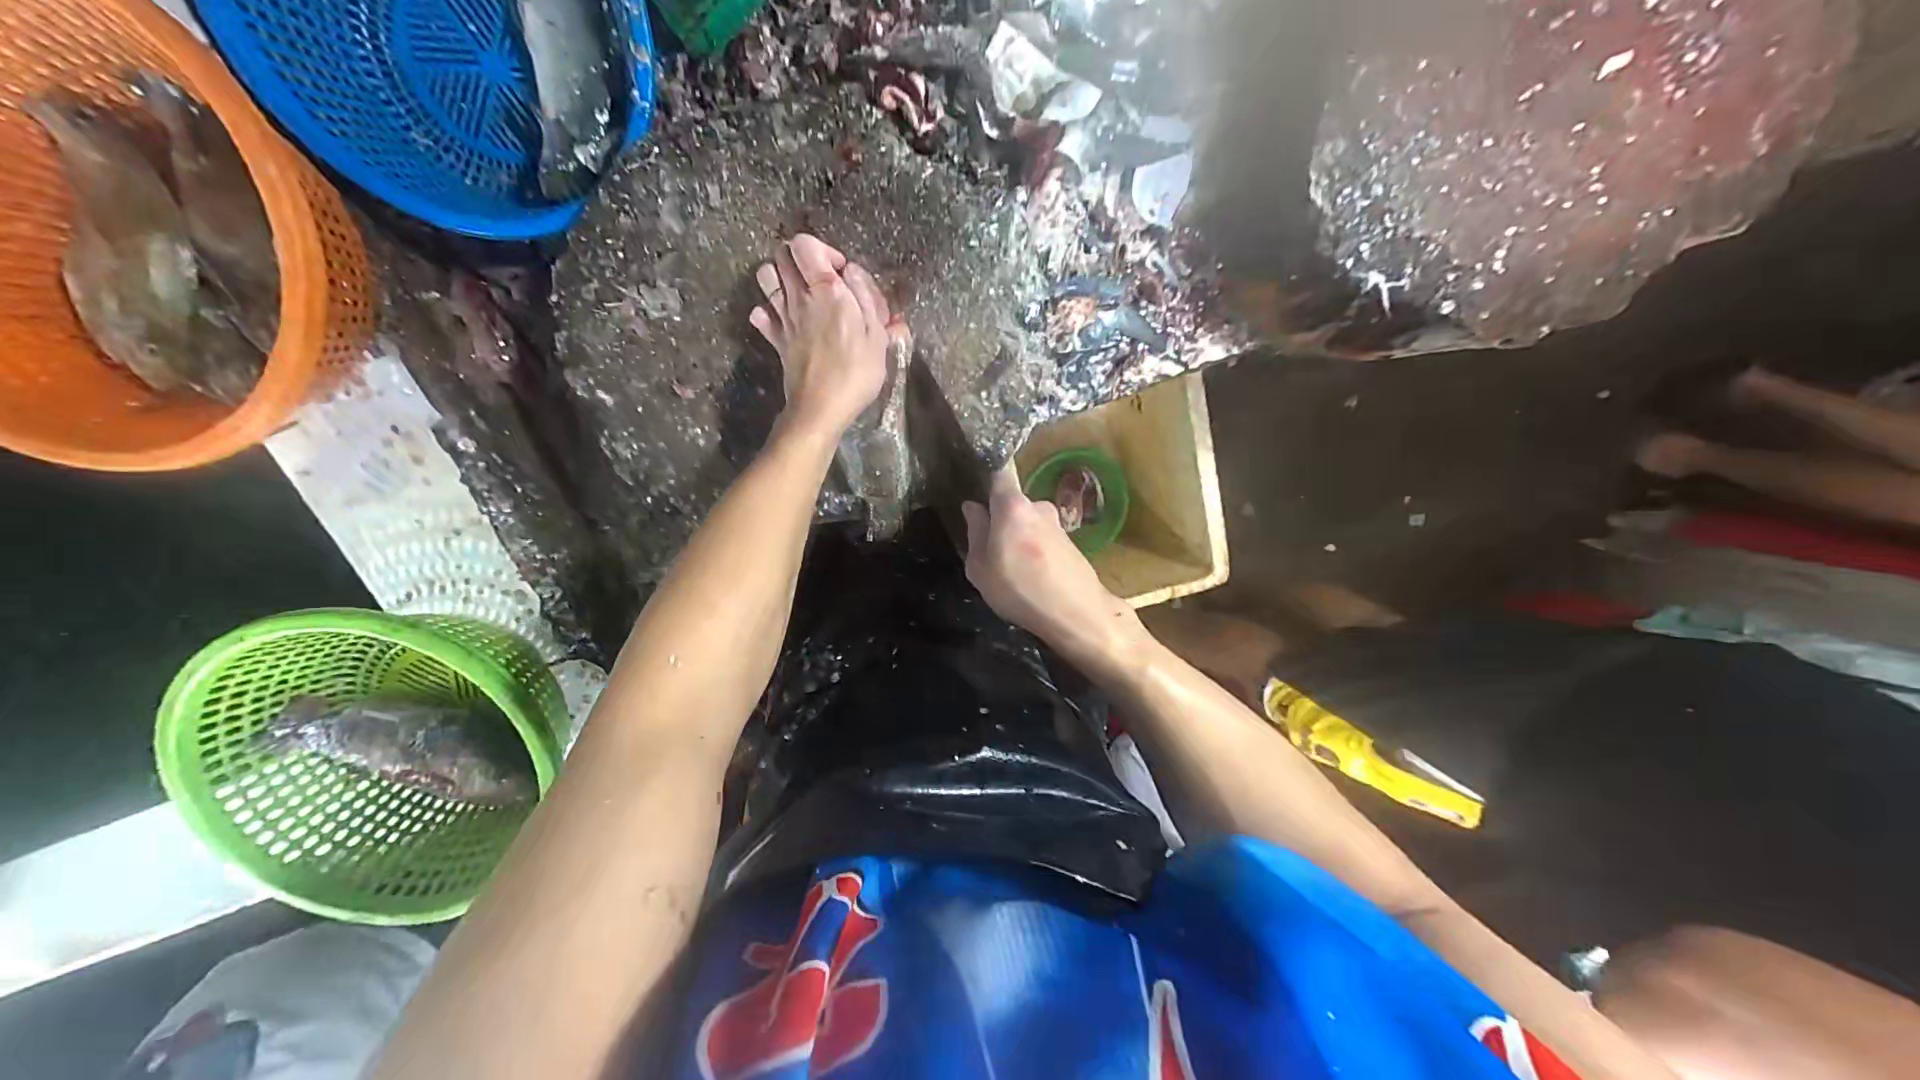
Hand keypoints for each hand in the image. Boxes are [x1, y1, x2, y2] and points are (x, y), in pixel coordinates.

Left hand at [749, 234, 903, 438]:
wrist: (821, 408)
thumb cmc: (856, 373)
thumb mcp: (877, 335)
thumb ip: (866, 297)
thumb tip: (851, 272)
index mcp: (826, 291)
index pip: (805, 245)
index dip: (824, 249)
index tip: (842, 272)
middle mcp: (798, 298)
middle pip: (781, 255)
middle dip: (801, 258)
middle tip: (823, 279)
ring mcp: (782, 318)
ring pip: (765, 277)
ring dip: (780, 276)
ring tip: (802, 292)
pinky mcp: (775, 340)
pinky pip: (760, 313)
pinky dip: (767, 310)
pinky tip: (784, 319)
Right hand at [962, 465, 1146, 672]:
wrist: (1078, 614)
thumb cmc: (1020, 590)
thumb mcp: (980, 568)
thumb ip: (975, 532)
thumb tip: (972, 506)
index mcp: (1013, 506)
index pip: (999, 475)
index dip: (987, 480)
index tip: (977, 494)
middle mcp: (1039, 506)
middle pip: (1013, 504)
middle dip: (1002, 520)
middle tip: (991, 551)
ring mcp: (1059, 524)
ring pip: (1029, 523)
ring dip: (1020, 539)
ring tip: (1013, 571)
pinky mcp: (1071, 542)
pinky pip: (1043, 539)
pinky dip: (1036, 552)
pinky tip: (1034, 578)